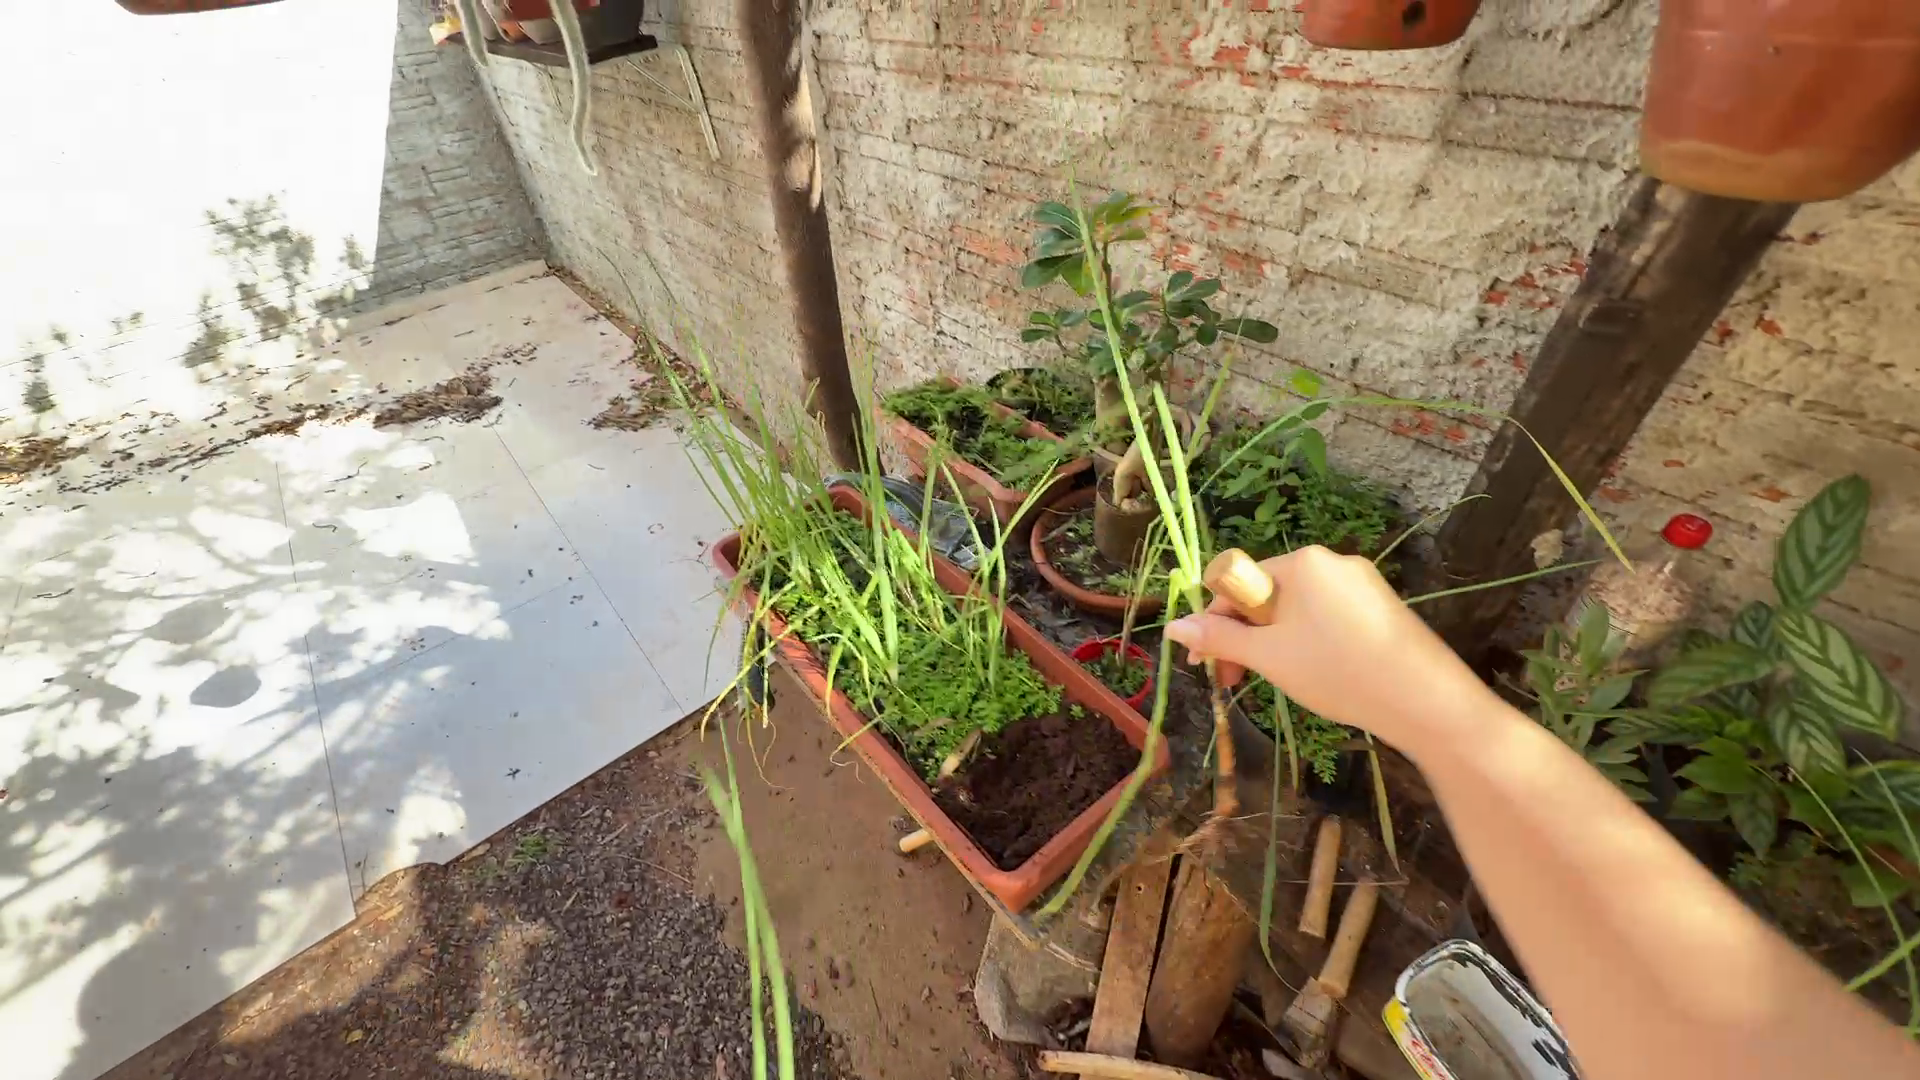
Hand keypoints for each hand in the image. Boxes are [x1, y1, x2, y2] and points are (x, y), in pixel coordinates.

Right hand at [1164, 546, 1496, 759]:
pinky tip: (1313, 674)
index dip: (1214, 624)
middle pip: (1264, 596)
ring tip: (1275, 681)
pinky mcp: (1381, 608)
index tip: (1206, 664)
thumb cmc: (1338, 672)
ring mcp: (1361, 584)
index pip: (1236, 584)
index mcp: (1302, 562)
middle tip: (1235, 681)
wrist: (1432, 705)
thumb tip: (1172, 626)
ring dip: (1271, 643)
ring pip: (1294, 610)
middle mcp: (1331, 562)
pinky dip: (1305, 642)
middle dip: (1243, 637)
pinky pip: (1324, 618)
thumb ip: (1217, 638)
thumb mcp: (1268, 657)